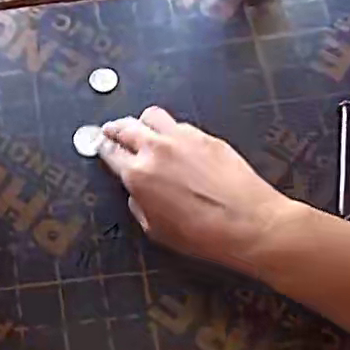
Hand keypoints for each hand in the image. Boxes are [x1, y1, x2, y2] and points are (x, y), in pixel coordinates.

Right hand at [98, 106, 307, 271]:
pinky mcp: (208, 138)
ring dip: (142, 122)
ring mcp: (184, 140)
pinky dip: (171, 130)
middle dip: (114, 129)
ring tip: (142, 130)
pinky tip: (175, 142)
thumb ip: (138, 204)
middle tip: (111, 132)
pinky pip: (181, 124)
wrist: (251, 225)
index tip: (98, 145)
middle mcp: (157, 151)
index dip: (100, 146)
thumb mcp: (155, 229)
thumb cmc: (204, 234)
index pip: (109, 150)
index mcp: (138, 175)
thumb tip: (137, 193)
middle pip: (125, 126)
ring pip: (152, 115)